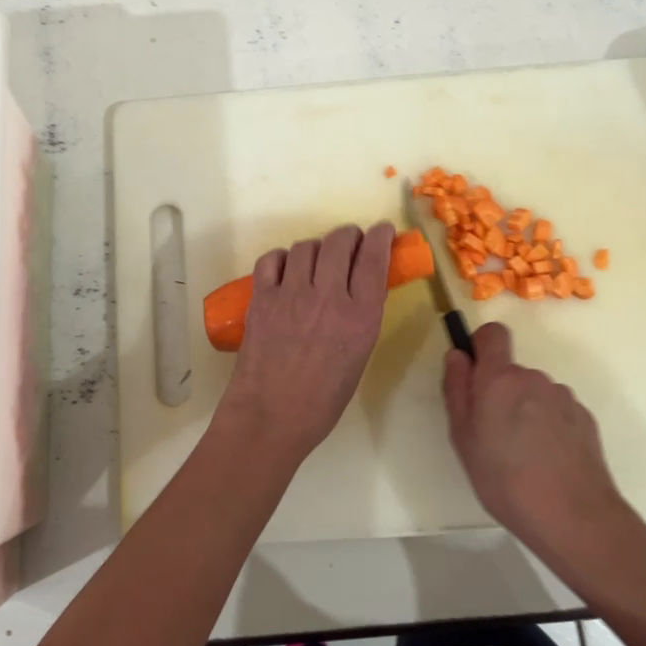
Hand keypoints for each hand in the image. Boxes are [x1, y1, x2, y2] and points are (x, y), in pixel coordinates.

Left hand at [214, 222, 396, 466]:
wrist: (271, 416)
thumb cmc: (322, 400)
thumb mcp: (359, 357)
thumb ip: (362, 319)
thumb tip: (362, 289)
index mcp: (360, 317)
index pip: (374, 259)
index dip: (381, 237)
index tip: (383, 230)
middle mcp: (328, 297)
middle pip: (340, 242)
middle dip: (349, 235)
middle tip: (350, 241)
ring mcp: (291, 294)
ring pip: (306, 247)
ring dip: (316, 247)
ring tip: (317, 259)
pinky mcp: (262, 297)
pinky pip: (271, 259)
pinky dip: (282, 258)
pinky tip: (285, 268)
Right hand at [443, 323, 628, 548]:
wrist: (575, 518)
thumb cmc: (505, 479)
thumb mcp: (463, 438)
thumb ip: (457, 389)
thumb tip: (458, 356)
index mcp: (500, 379)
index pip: (493, 334)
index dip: (481, 346)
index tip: (474, 374)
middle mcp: (534, 379)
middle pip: (512, 372)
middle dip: (500, 392)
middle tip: (492, 435)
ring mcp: (564, 399)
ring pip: (535, 394)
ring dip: (525, 411)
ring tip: (523, 454)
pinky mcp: (585, 420)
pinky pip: (557, 412)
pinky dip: (549, 427)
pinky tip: (547, 461)